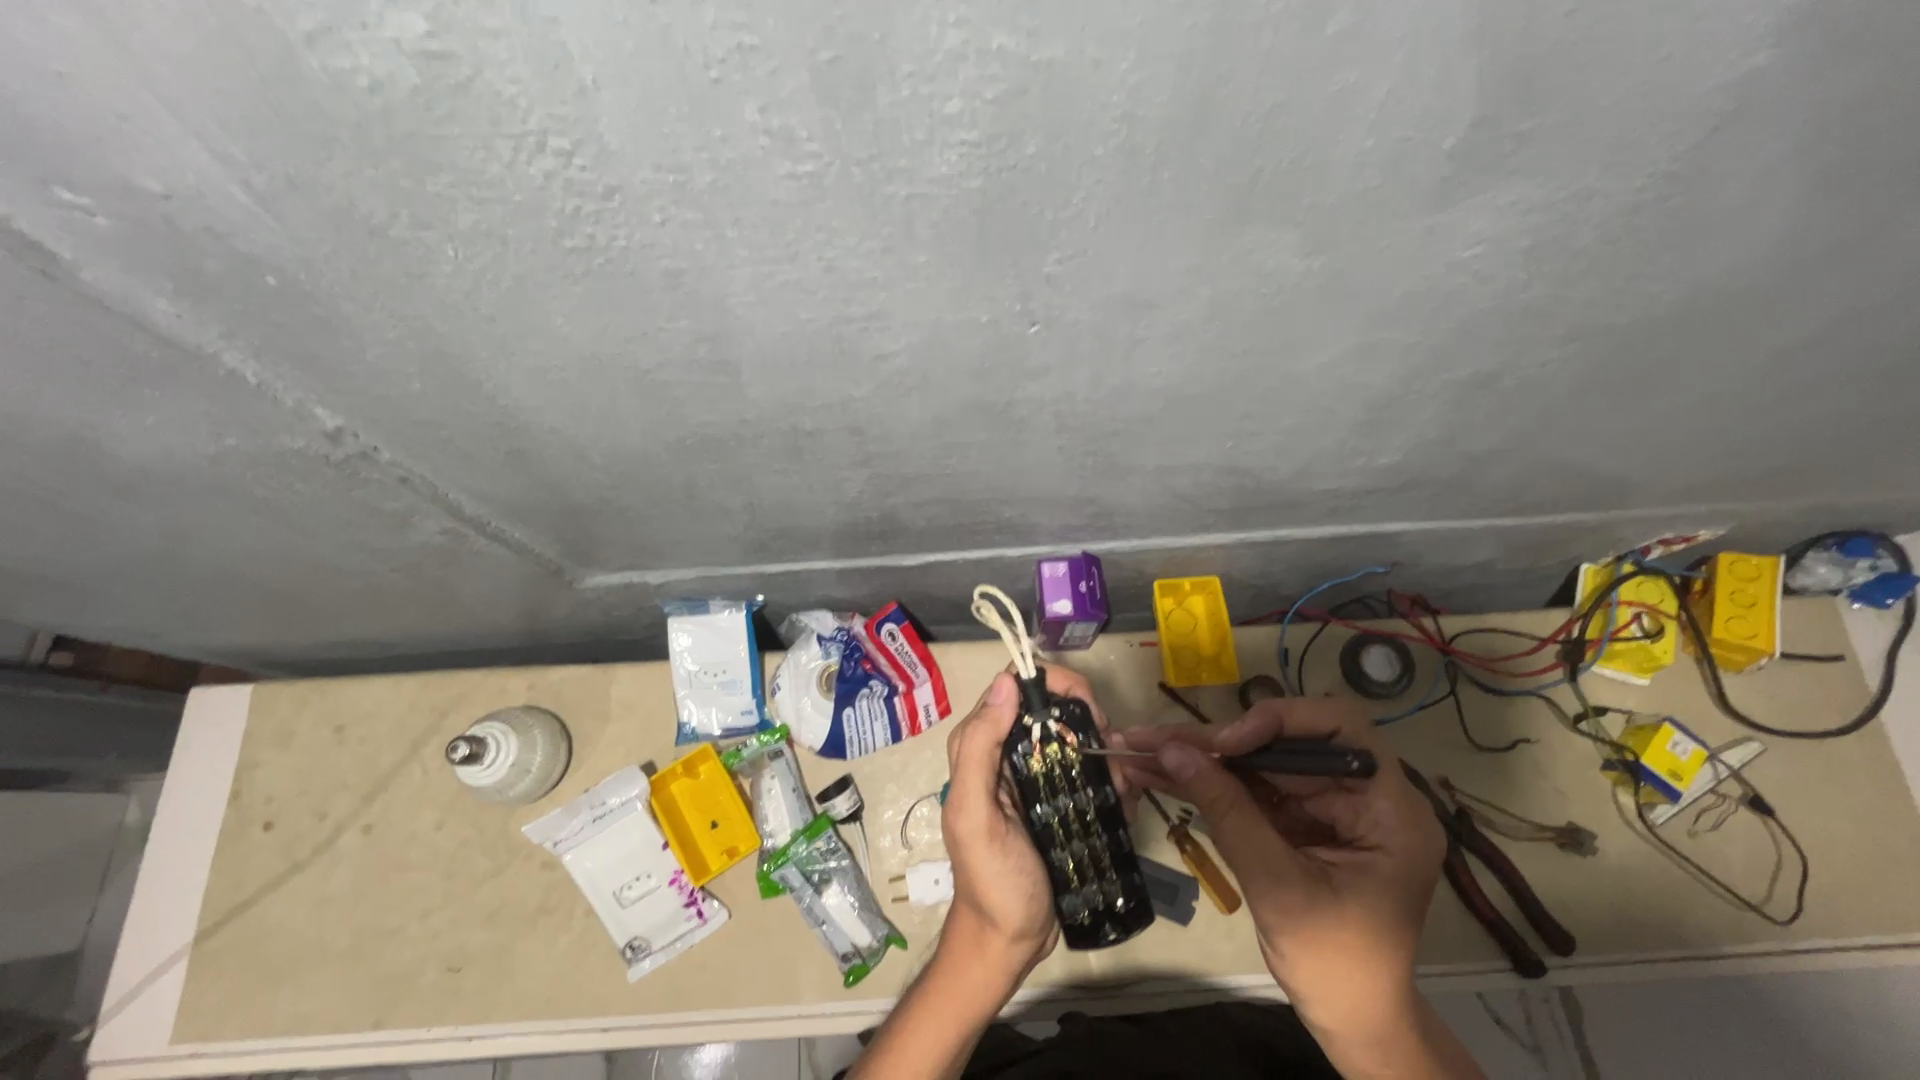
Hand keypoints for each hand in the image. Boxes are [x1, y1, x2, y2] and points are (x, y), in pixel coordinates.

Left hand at [939, 665, 1125, 978]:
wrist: (1010, 940)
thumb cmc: (990, 879)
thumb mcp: (974, 814)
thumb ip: (980, 747)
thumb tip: (1005, 683)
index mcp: (980, 748)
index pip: (1013, 687)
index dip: (1052, 684)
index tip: (1086, 706)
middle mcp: (1006, 754)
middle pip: (1050, 707)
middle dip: (1085, 715)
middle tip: (1108, 744)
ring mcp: (1036, 778)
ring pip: (1074, 737)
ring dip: (1103, 747)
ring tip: (1121, 777)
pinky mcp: (1061, 801)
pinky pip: (1088, 771)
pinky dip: (1109, 774)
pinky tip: (1123, 794)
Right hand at [1113, 699, 1444, 1042]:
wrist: (1349, 1017)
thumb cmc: (1334, 961)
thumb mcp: (1279, 886)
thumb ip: (1229, 813)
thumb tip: (1173, 752)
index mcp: (1389, 808)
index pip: (1339, 728)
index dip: (1279, 721)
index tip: (1226, 744)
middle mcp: (1362, 795)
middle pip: (1285, 743)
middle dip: (1216, 742)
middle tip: (1151, 738)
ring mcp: (1327, 808)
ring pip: (1259, 763)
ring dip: (1200, 759)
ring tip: (1139, 750)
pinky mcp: (1299, 823)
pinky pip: (1251, 791)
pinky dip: (1207, 784)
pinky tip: (1159, 774)